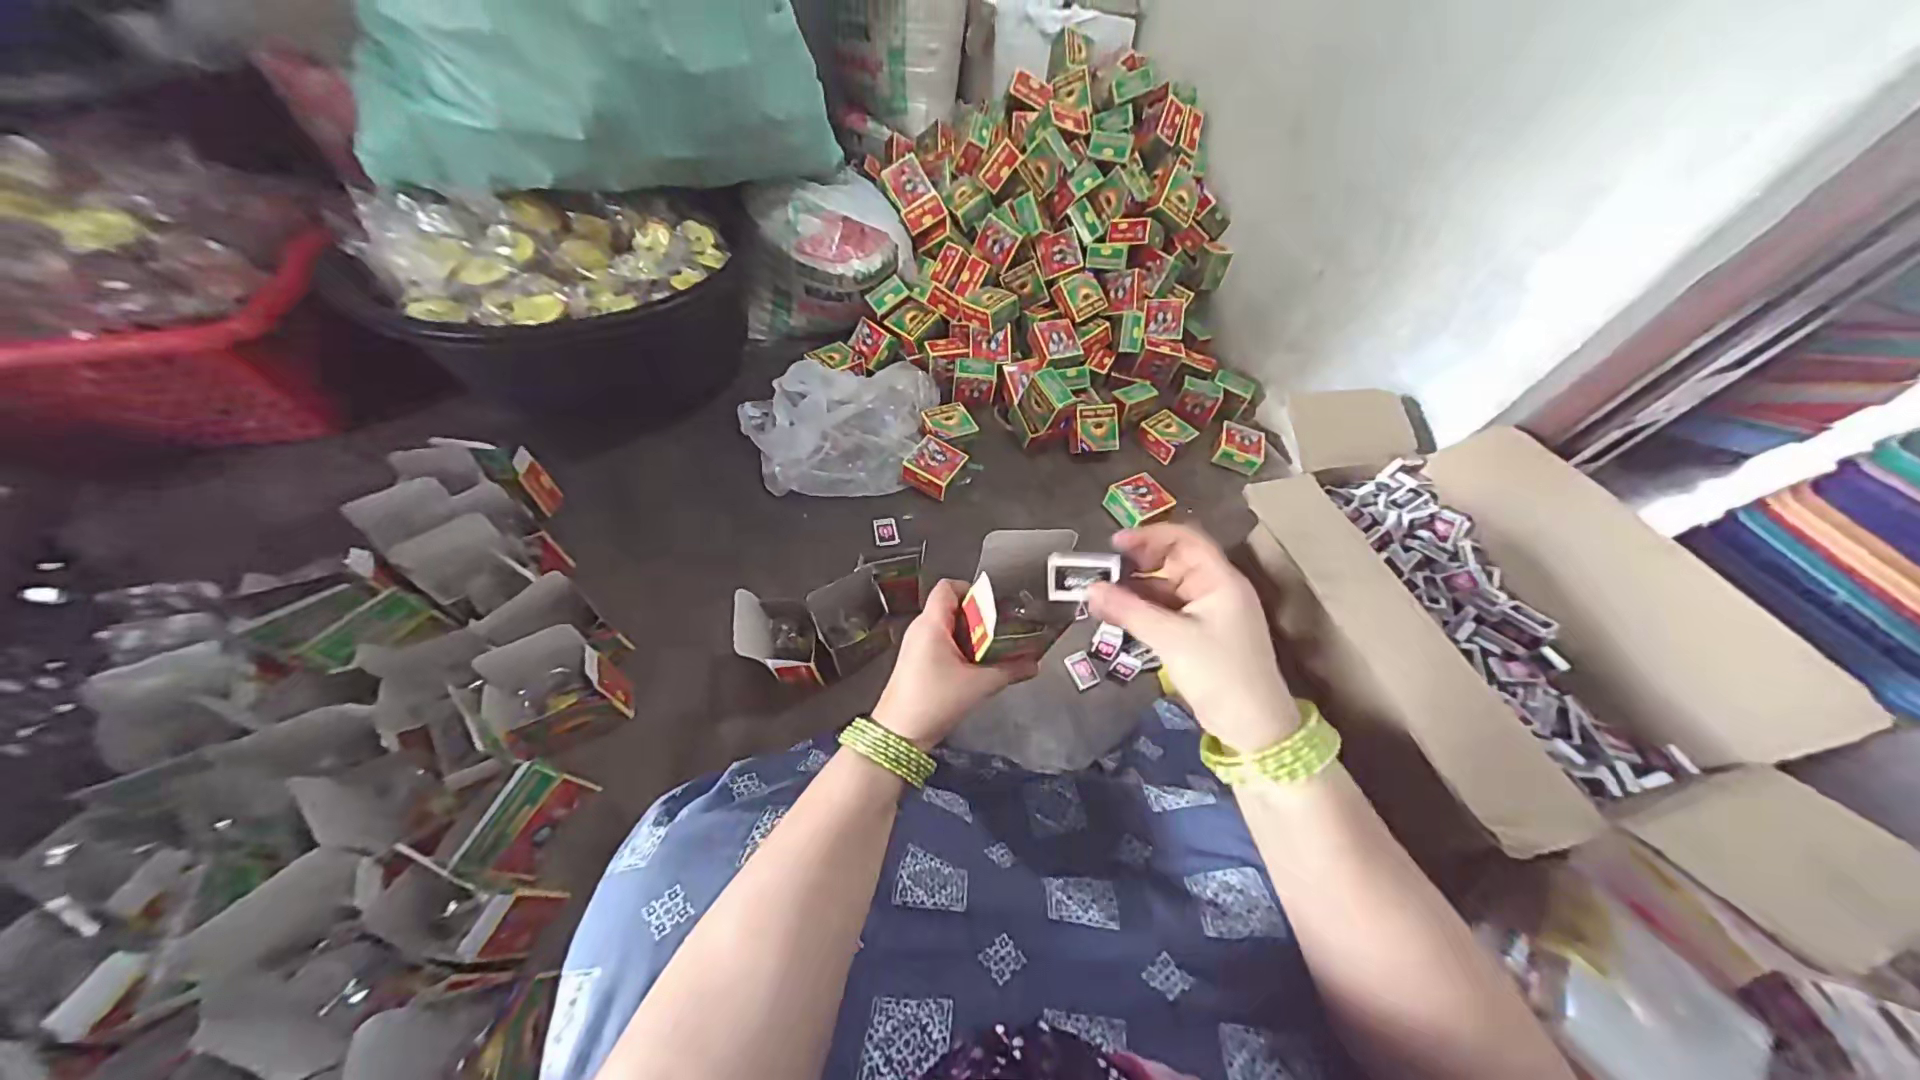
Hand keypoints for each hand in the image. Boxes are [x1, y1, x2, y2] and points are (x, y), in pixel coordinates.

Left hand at [872, 579, 1037, 748]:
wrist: (899, 734)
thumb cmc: (934, 702)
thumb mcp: (979, 685)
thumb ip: (1010, 670)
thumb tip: (1033, 664)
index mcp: (931, 624)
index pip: (948, 586)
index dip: (972, 590)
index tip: (994, 606)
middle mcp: (920, 629)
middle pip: (951, 606)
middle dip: (978, 616)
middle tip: (1000, 630)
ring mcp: (915, 645)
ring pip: (947, 626)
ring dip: (970, 635)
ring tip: (991, 649)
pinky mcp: (915, 662)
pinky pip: (940, 643)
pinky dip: (959, 648)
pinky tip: (974, 666)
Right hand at [1086, 524, 1299, 751]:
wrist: (1253, 727)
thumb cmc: (1220, 673)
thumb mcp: (1171, 639)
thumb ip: (1129, 611)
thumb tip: (1090, 589)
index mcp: (1220, 580)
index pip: (1185, 540)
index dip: (1150, 536)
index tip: (1115, 543)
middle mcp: (1216, 589)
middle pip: (1173, 562)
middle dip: (1138, 564)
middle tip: (1102, 571)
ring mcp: (1208, 613)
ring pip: (1166, 588)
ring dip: (1137, 589)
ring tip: (1103, 595)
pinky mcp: (1199, 634)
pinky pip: (1167, 610)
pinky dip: (1144, 610)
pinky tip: (1119, 614)